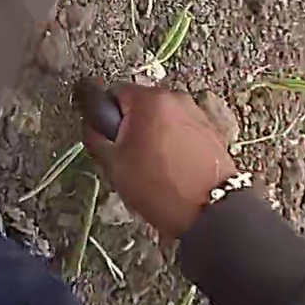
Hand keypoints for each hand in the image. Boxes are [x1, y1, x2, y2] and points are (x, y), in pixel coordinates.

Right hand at [84, 85, 237, 239]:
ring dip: (154, 132)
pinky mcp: (211, 128)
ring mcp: (196, 111)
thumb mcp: (113, 165)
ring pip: (162, 116)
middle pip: (139, 103)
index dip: (106, 116)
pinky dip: (174, 140)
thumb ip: (95, 136)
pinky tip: (174, 166)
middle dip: (131, 124)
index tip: (110, 139)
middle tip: (129, 156)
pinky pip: (181, 127)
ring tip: (155, 165)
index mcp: (148, 99)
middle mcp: (174, 96)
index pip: (113, 92)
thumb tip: (91, 123)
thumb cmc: (159, 187)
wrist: (213, 213)